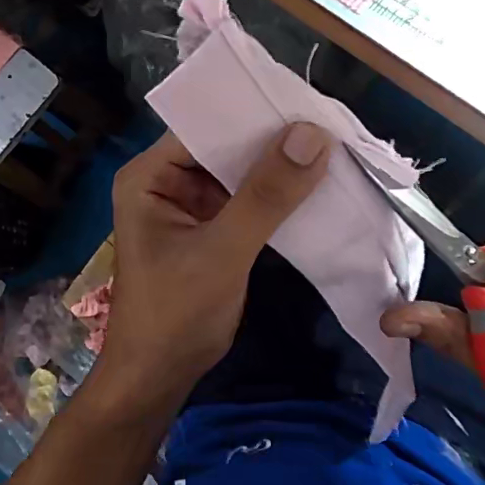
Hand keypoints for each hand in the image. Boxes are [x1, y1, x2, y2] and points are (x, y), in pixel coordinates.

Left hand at [104, 124, 330, 394]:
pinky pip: (250, 199)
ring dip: (281, 166)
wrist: (160, 377)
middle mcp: (168, 180)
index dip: (255, 114)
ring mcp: (191, 205)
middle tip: (332, 125)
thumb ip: (265, 195)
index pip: (206, 126)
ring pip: (242, 172)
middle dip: (275, 140)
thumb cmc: (176, 314)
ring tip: (333, 148)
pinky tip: (316, 186)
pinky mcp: (213, 227)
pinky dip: (279, 195)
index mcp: (150, 175)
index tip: (308, 106)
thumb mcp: (222, 252)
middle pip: (227, 146)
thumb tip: (313, 135)